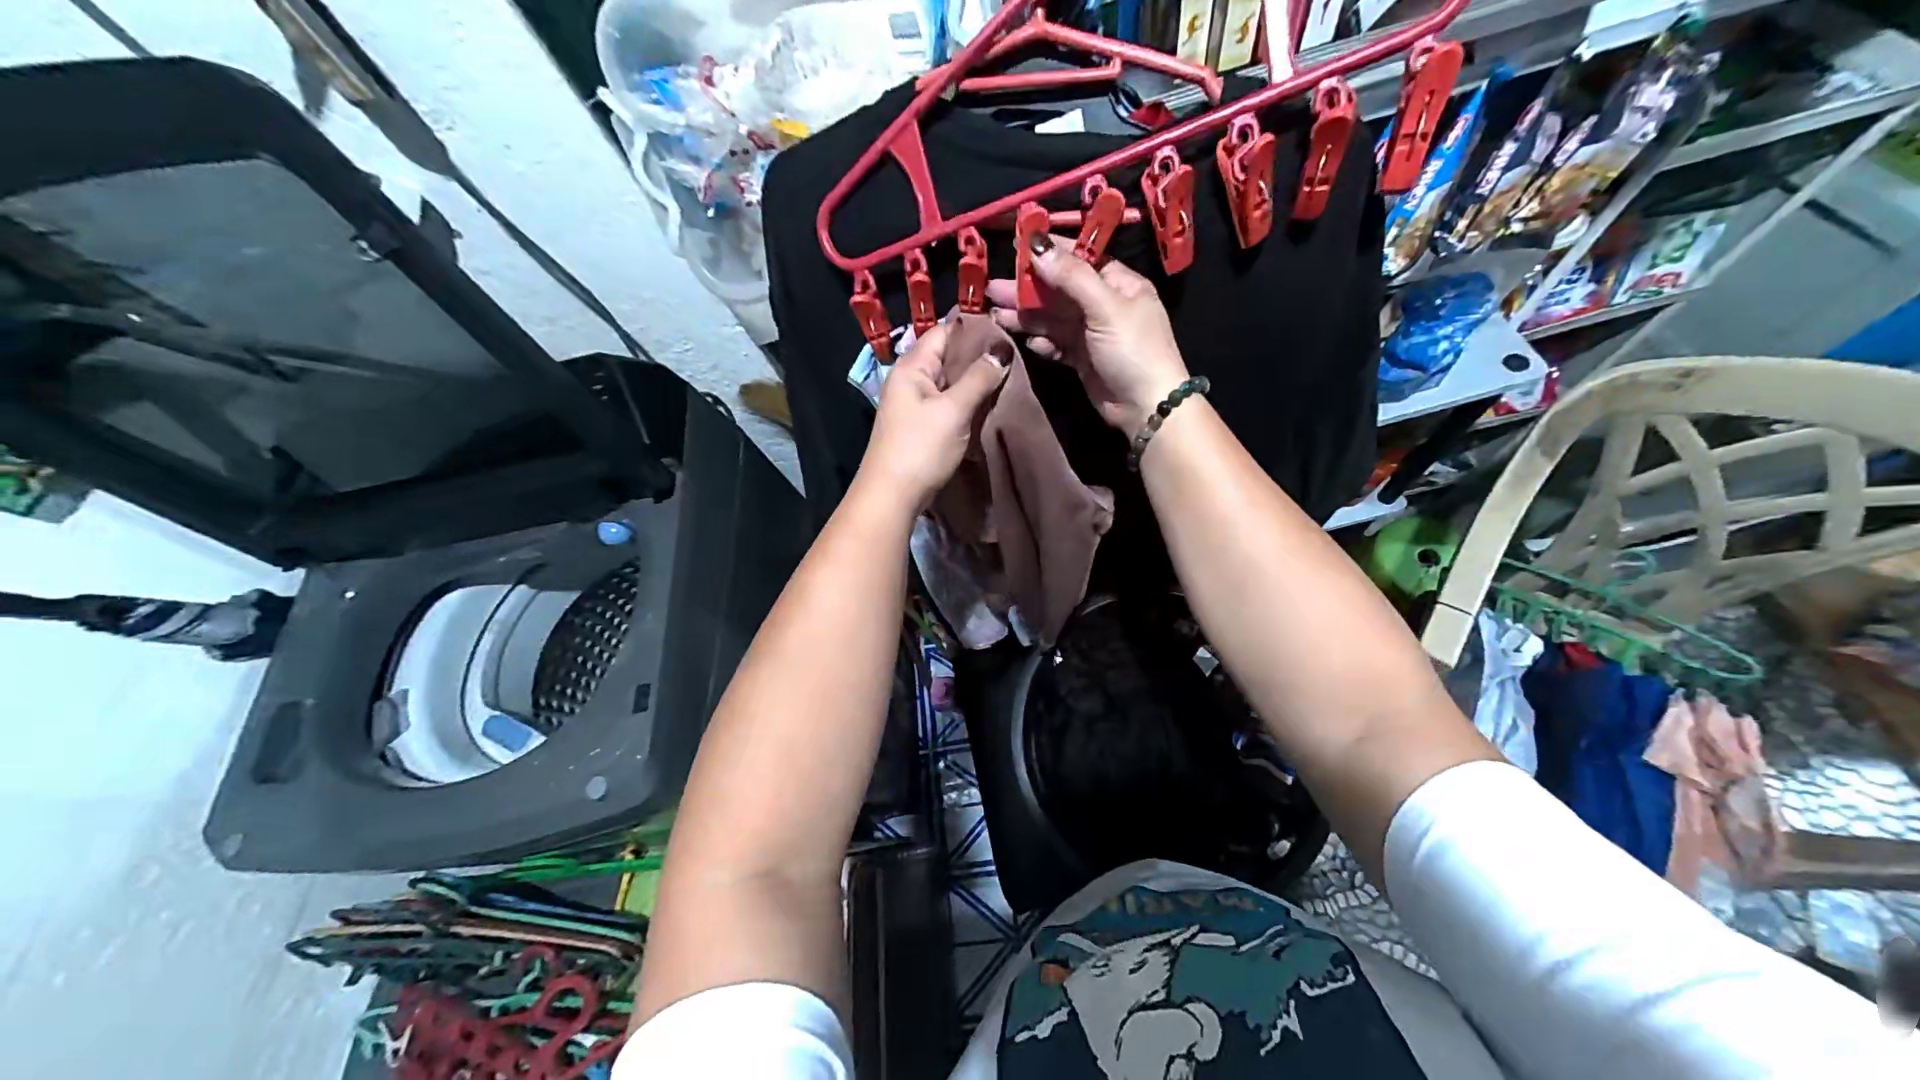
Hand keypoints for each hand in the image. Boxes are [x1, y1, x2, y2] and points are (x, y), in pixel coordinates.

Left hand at [856, 320, 1008, 507]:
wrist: (892, 496)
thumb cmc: (920, 447)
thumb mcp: (954, 410)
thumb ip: (979, 378)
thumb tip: (1002, 351)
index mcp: (911, 367)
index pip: (943, 332)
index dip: (973, 328)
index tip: (1005, 329)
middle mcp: (910, 381)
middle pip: (947, 357)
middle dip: (978, 356)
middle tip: (1014, 355)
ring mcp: (914, 405)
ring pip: (949, 383)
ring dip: (974, 382)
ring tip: (1008, 377)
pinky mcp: (921, 427)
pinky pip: (947, 405)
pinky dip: (966, 403)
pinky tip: (989, 405)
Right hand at [987, 235, 1190, 431]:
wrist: (1146, 408)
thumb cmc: (1133, 350)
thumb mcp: (1105, 307)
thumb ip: (1071, 277)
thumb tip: (1039, 245)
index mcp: (1120, 284)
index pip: (1081, 258)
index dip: (1051, 252)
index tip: (1017, 246)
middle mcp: (1105, 305)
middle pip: (1060, 290)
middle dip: (1027, 288)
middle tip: (993, 288)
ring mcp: (1092, 334)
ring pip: (1053, 319)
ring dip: (1026, 316)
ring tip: (995, 314)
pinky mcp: (1082, 359)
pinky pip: (1056, 344)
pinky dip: (1042, 342)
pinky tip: (1026, 341)